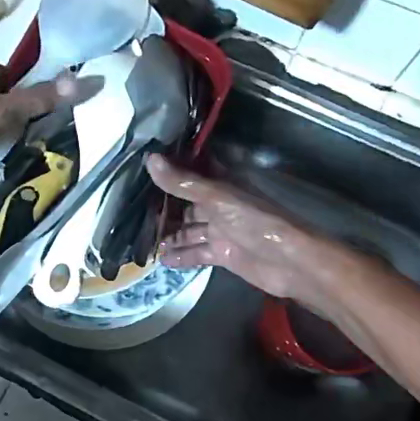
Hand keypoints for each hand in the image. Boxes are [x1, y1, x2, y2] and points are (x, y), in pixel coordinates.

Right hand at [145, 154, 337, 301]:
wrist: (288, 261)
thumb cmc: (256, 221)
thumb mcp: (217, 198)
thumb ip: (183, 183)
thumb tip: (150, 159)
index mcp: (222, 184)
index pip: (191, 173)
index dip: (169, 172)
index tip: (139, 170)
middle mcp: (220, 204)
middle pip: (186, 204)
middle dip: (163, 208)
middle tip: (131, 211)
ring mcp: (222, 230)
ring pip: (189, 229)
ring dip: (168, 234)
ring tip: (140, 238)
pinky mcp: (224, 253)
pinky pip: (197, 252)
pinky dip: (181, 255)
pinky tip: (160, 259)